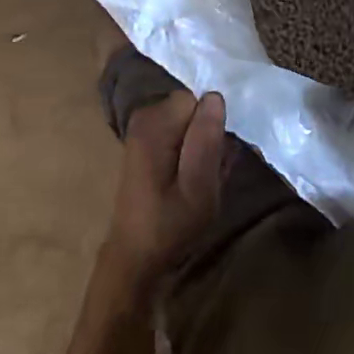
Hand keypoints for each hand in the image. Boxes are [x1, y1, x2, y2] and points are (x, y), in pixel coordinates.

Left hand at [103, 90, 227, 285]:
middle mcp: (145, 117)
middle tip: (211, 172)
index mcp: (155, 124)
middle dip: (209, 134)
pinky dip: (191, 152)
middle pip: (194, 108)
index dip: (213, 125)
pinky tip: (192, 179)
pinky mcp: (146, 142)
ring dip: (202, 146)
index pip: (199, 99)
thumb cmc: (169, 225)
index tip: (217, 157)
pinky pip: (181, 133)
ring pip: (190, 121)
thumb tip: (216, 96)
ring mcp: (143, 129)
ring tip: (203, 179)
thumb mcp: (199, 187)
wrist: (136, 258)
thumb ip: (207, 140)